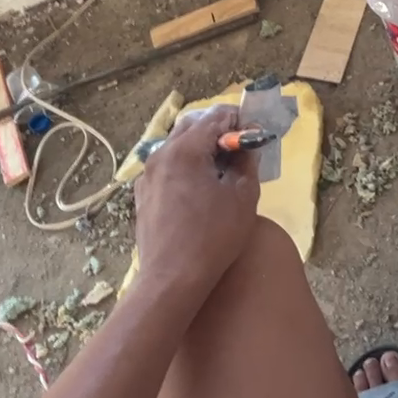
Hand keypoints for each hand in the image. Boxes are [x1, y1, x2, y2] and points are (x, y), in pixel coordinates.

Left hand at [132, 105, 260, 294]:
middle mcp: (160, 155)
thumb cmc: (214, 236)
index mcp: (184, 151)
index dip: (239, 121)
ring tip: (223, 171)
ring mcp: (147, 176)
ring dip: (201, 148)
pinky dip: (186, 166)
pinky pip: (168, 167)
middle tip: (240, 150)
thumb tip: (249, 143)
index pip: (215, 117)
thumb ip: (247, 161)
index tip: (254, 136)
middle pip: (192, 126)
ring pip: (177, 146)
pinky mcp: (143, 195)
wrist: (172, 280)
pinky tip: (201, 189)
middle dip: (218, 131)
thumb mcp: (244, 196)